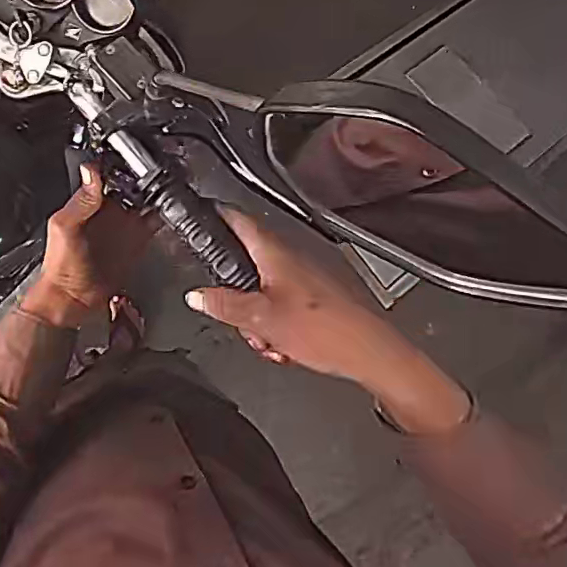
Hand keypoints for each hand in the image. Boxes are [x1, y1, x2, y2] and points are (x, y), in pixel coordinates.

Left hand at [21, 165, 152, 328]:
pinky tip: (168, 210)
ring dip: (155, 194)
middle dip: (142, 177)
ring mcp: (122, 228)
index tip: (132, 158)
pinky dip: (162, 216)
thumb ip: (80, 201)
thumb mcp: (65, 228)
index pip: (105, 176)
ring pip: (144, 202)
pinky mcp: (135, 244)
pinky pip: (152, 225)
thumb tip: (91, 173)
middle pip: (129, 186)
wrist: (70, 301)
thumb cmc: (60, 268)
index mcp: (87, 204)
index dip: (118, 165)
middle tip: (156, 171)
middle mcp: (106, 213)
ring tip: (165, 187)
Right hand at [185, 210, 470, 434]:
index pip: (239, 220)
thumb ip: (224, 305)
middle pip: (245, 267)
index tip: (203, 214)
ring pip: (261, 291)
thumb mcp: (260, 319)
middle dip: (235, 297)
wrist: (370, 352)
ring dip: (256, 318)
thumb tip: (196, 295)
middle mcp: (290, 260)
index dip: (218, 215)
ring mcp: (303, 278)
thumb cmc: (326, 330)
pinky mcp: (313, 299)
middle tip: (239, 319)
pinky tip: (284, 346)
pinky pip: (280, 306)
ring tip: (267, 340)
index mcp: (274, 254)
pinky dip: (276, 326)